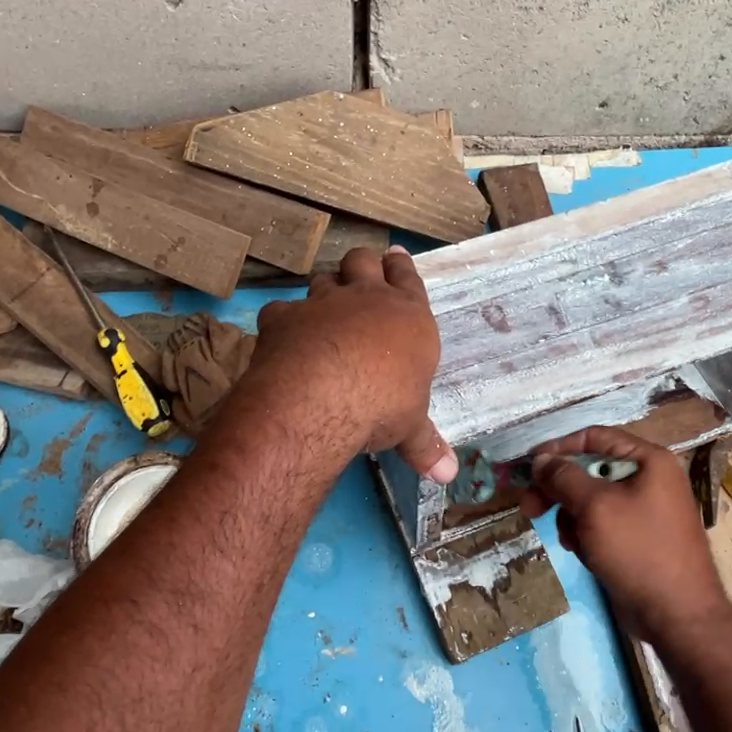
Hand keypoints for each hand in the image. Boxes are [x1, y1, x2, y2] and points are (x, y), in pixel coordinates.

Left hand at [248, 247, 456, 481]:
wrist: (322, 396)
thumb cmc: (383, 405)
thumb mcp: (409, 428)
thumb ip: (425, 444)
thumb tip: (449, 476)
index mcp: (407, 316)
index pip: (407, 277)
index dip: (401, 266)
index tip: (395, 255)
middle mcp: (366, 299)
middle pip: (362, 261)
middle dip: (361, 264)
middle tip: (360, 273)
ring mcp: (322, 304)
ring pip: (323, 279)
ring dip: (325, 290)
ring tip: (324, 306)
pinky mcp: (284, 317)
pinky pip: (282, 310)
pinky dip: (284, 321)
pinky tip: (284, 335)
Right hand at [521, 427, 726, 641]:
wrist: (678, 617)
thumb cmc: (639, 551)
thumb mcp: (595, 507)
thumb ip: (563, 476)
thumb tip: (540, 460)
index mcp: (649, 460)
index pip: (594, 437)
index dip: (559, 448)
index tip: (529, 466)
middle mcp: (649, 479)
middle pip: (589, 470)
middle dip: (559, 489)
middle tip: (529, 506)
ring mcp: (644, 510)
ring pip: (590, 499)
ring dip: (571, 517)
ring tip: (571, 540)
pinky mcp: (637, 538)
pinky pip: (601, 523)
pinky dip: (586, 535)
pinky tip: (584, 553)